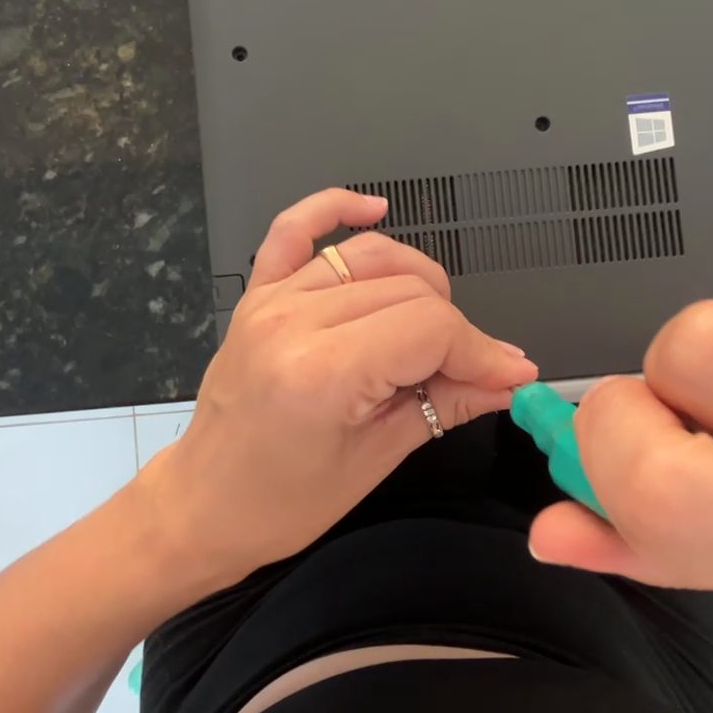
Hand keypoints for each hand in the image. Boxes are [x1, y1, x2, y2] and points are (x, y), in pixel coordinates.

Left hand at [137, 189, 538, 584]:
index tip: (507, 372)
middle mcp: (293, 322)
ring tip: (436, 327)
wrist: (205, 504)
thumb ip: (445, 405)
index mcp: (321, 373)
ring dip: (420, 282)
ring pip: (371, 258)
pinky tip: (372, 209)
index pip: (430, 327)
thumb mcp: (375, 461)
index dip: (481, 349)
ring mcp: (271, 301)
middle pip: (409, 289)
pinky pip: (294, 230)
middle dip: (456, 330)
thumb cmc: (277, 502)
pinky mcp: (258, 295)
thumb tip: (503, 379)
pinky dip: (335, 208)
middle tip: (475, 370)